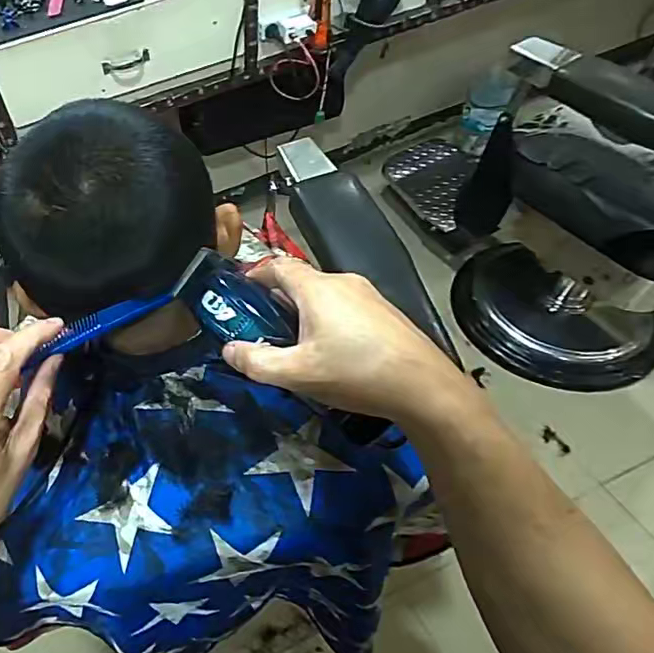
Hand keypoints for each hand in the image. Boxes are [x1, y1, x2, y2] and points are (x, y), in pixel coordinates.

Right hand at [220, 258, 476, 426]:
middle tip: (263, 328)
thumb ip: (257, 361)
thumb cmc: (356, 372)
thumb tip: (230, 350)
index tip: (239, 292)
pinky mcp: (385, 312)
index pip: (277, 266)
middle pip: (301, 281)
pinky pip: (347, 307)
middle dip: (277, 301)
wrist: (423, 386)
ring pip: (325, 296)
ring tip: (296, 344)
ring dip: (304, 312)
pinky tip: (333, 351)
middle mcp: (343, 282)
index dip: (254, 275)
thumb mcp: (297, 373)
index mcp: (317, 288)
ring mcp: (369, 295)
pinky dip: (329, 320)